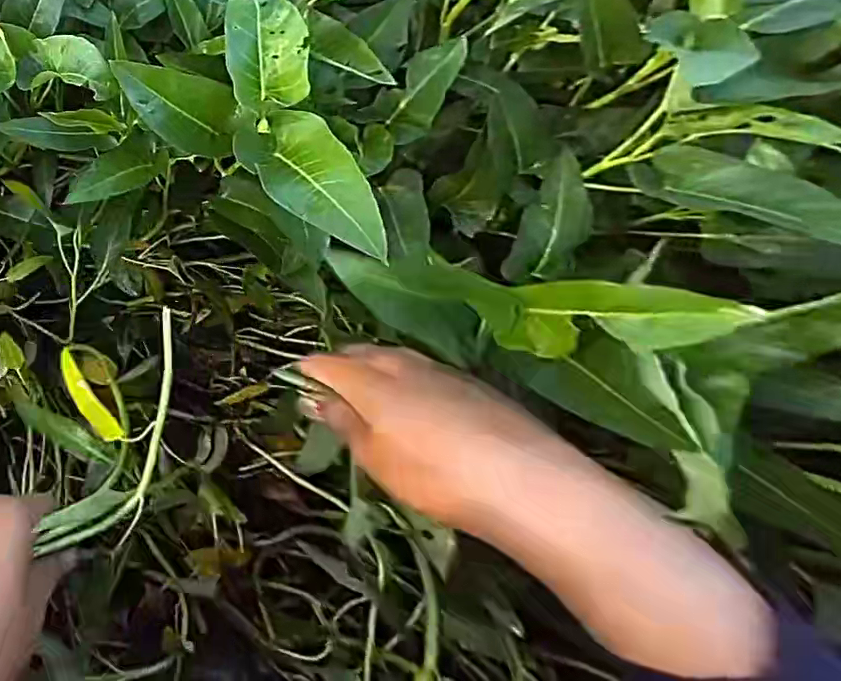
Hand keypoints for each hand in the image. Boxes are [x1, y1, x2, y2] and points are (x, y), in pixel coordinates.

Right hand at [300, 345, 775, 678]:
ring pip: (393, 358)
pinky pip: (426, 371)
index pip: (321, 362)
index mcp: (366, 377)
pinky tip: (425, 411)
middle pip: (357, 353)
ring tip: (378, 402)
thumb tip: (312, 396)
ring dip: (376, 372)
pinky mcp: (475, 384)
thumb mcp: (376, 459)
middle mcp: (399, 361)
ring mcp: (440, 369)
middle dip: (340, 367)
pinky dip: (411, 382)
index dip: (306, 375)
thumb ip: (342, 422)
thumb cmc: (437, 477)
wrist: (538, 488)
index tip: (303, 394)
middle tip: (336, 398)